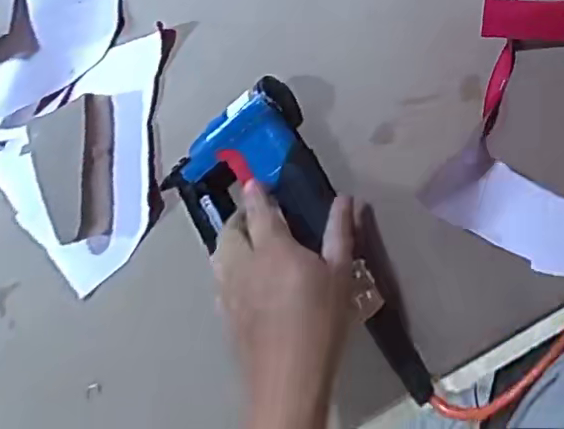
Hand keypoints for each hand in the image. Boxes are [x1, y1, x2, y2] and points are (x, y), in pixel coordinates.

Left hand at [214, 181, 355, 428]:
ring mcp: (230, 293)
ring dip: (230, 240)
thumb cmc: (321, 322)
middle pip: (229, 232)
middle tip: (257, 211)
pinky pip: (220, 280)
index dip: (256, 193)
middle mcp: (244, 266)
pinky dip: (228, 267)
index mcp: (272, 249)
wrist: (288, 383)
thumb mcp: (340, 272)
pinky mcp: (226, 317)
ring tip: (249, 239)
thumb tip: (344, 199)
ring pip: (219, 256)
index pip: (258, 211)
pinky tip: (245, 276)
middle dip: (239, 216)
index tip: (255, 180)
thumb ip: (340, 231)